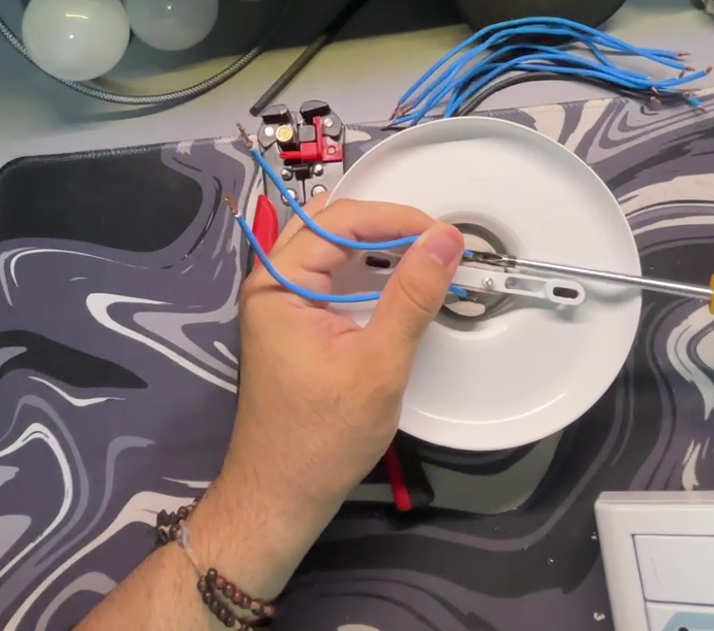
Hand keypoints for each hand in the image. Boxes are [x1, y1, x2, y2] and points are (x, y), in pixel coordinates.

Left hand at [188, 197, 461, 595]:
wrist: (281, 495)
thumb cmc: (324, 437)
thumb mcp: (379, 364)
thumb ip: (413, 295)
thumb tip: (445, 238)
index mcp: (277, 284)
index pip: (339, 222)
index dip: (394, 219)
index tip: (442, 233)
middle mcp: (269, 282)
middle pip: (329, 225)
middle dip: (384, 224)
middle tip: (434, 240)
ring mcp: (276, 301)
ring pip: (326, 246)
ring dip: (373, 242)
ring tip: (421, 251)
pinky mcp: (290, 320)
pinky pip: (325, 273)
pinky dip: (361, 267)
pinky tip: (392, 274)